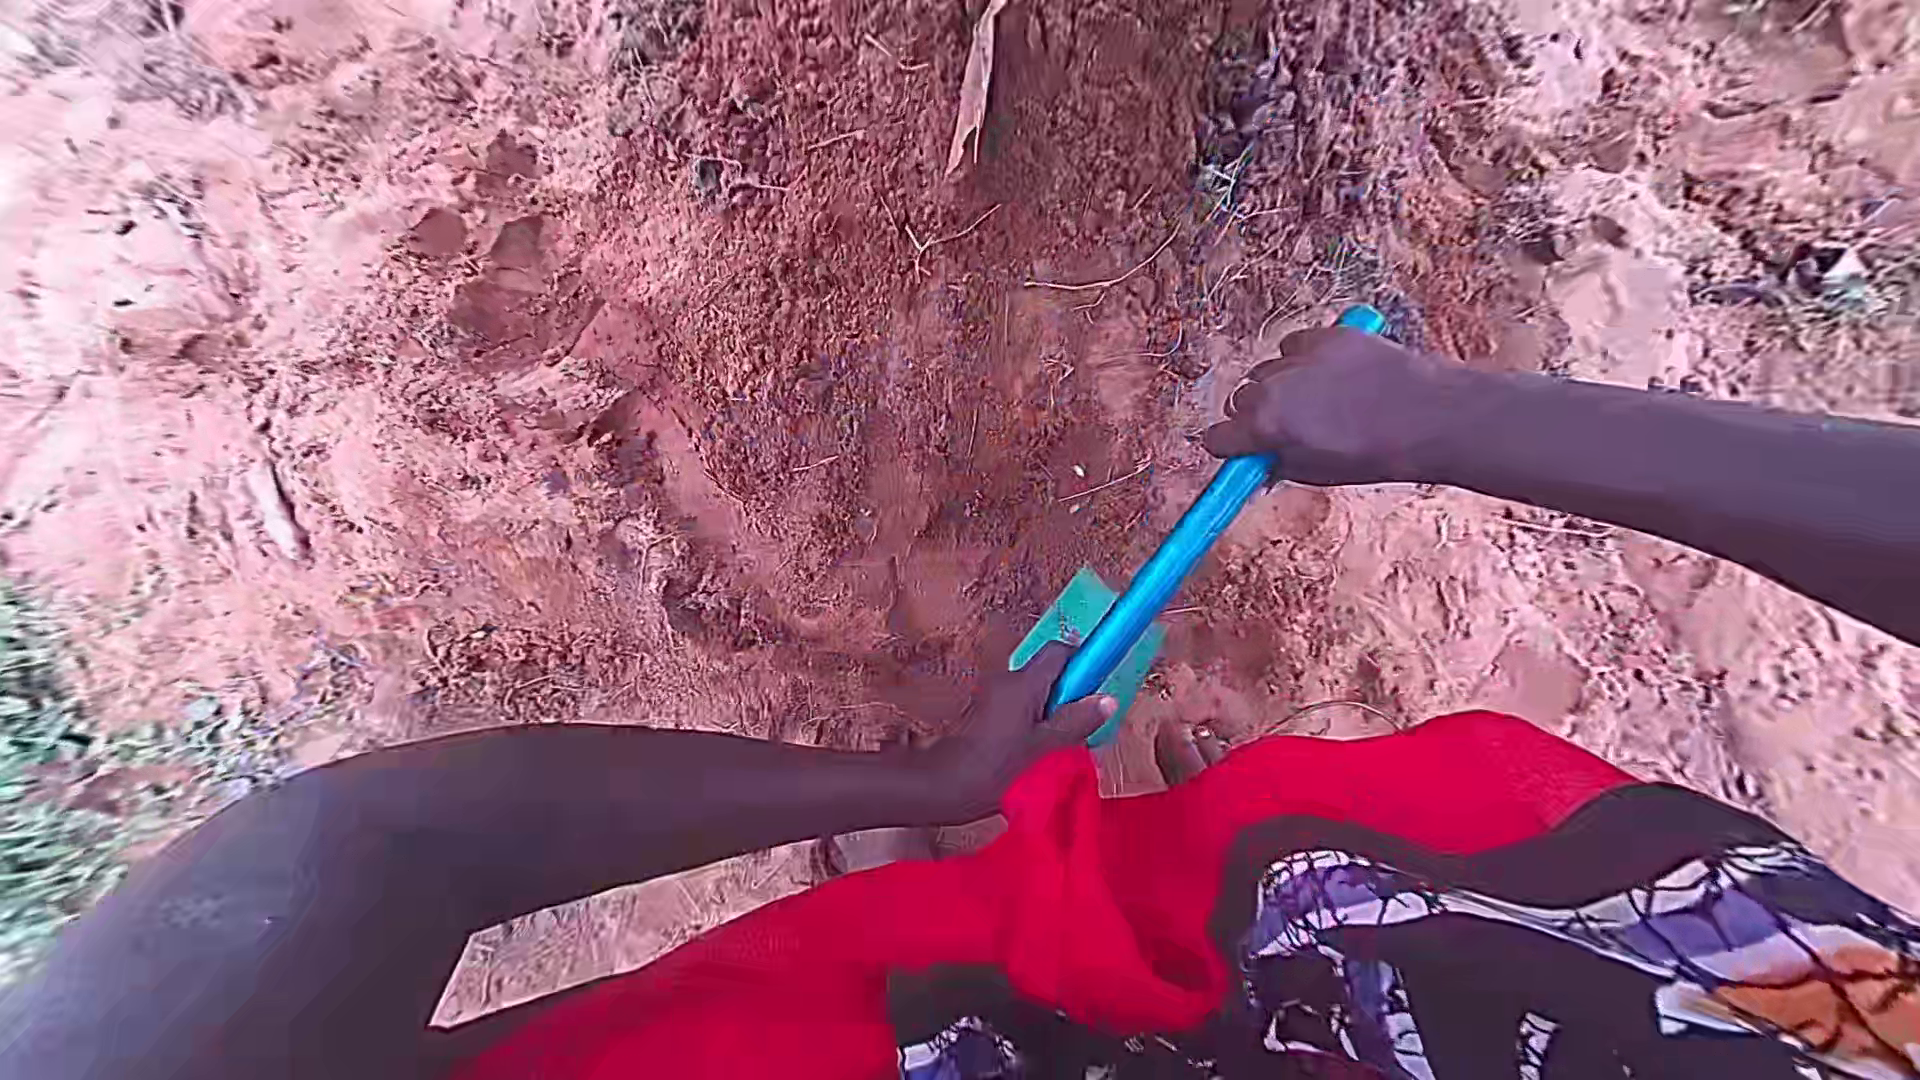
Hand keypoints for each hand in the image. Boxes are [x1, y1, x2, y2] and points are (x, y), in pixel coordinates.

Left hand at [914, 642, 1115, 821]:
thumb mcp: (1045, 748)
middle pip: (1048, 671)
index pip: (1058, 651)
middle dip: (1072, 689)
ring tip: (1068, 740)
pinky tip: (1043, 749)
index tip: (1101, 681)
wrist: (945, 786)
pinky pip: (1021, 705)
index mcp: (1023, 682)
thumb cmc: (997, 767)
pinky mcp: (987, 713)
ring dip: (1054, 707)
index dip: (1083, 658)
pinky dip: (1037, 718)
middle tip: (1088, 719)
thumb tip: (1108, 698)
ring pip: (1035, 691)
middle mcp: (1007, 680)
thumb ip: (1077, 721)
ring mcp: (994, 695)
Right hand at [1202, 327, 1470, 485]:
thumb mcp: (1313, 473)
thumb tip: (1258, 461)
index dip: (1230, 446)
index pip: (1216, 437)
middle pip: (1239, 401)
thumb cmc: (1374, 454)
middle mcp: (1271, 388)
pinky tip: (1328, 374)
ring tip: (1314, 398)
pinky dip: (1302, 358)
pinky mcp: (1325, 335)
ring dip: (1278, 385)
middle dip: (1254, 414)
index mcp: (1263, 426)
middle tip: (1285, 425)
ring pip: (1265, 371)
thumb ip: (1274, 464)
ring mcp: (1298, 358)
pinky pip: (1294, 344)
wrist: (1433, 417)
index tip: (1244, 448)